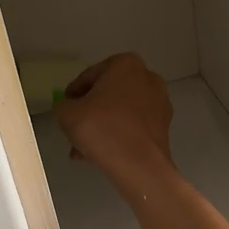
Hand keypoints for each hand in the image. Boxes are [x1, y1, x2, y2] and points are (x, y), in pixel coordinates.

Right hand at [54, 54, 174, 194]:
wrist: (139, 164)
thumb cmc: (102, 128)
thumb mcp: (67, 113)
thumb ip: (64, 105)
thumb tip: (70, 108)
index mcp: (127, 64)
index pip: (90, 75)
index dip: (74, 92)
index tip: (65, 107)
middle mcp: (148, 78)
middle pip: (109, 94)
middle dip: (90, 112)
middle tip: (74, 128)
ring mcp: (160, 102)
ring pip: (121, 112)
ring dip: (102, 127)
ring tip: (82, 148)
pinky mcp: (164, 126)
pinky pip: (134, 126)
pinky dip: (118, 135)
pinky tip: (101, 153)